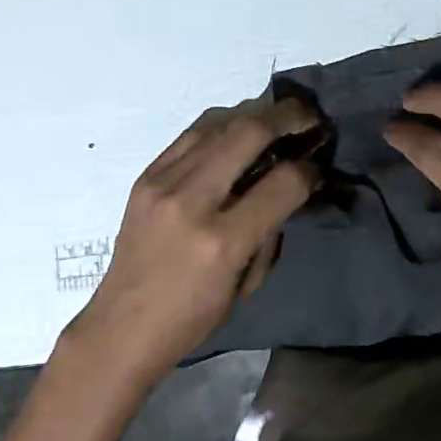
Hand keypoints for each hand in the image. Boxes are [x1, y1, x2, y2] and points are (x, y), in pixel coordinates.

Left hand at [67, 98, 320, 380]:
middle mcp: (191, 201)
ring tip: (276, 119)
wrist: (122, 326)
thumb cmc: (193, 317)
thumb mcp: (247, 283)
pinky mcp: (145, 176)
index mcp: (222, 241)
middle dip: (287, 117)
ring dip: (254, 114)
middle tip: (309, 117)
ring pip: (218, 122)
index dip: (309, 170)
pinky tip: (237, 131)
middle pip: (248, 133)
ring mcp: (162, 183)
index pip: (282, 183)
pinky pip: (191, 134)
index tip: (318, 167)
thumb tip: (291, 183)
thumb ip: (270, 229)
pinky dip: (221, 125)